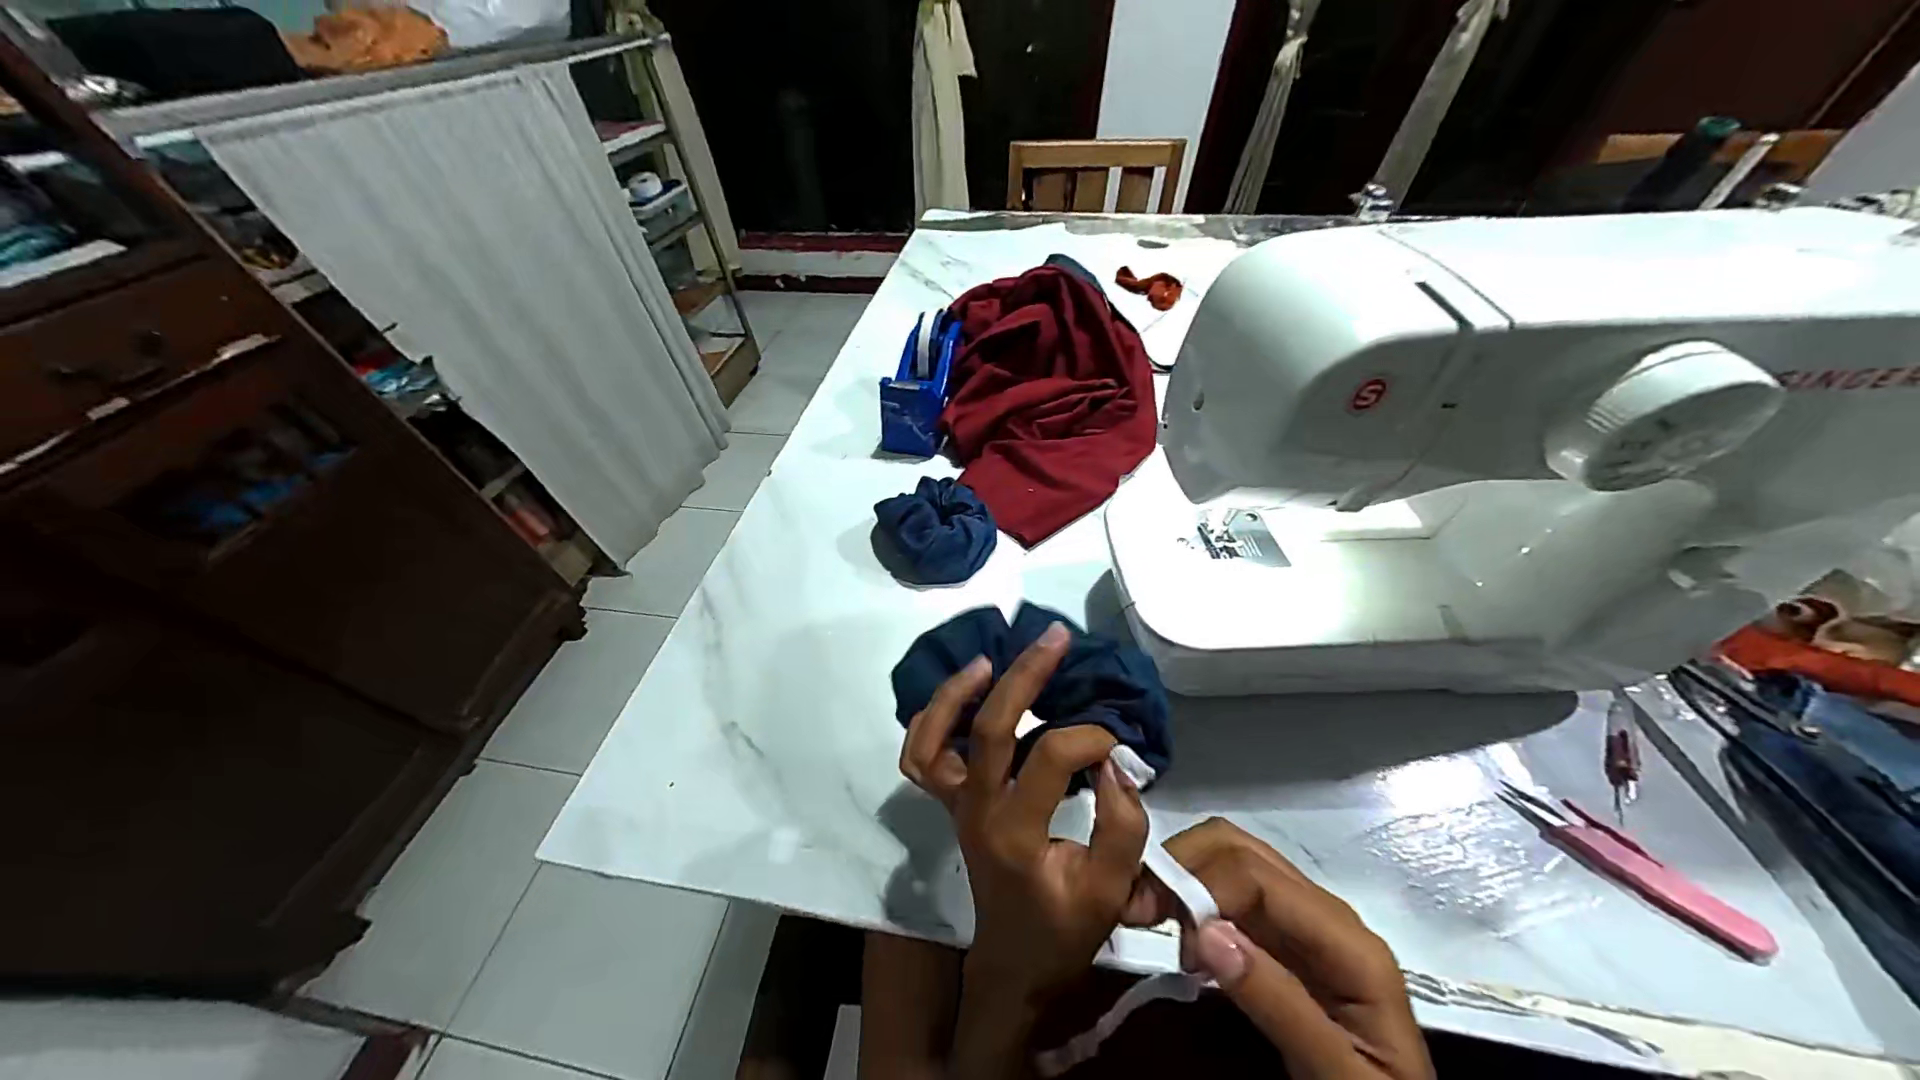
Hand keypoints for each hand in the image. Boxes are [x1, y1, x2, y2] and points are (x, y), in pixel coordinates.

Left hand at [899, 621, 1147, 1075]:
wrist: (1014, 960)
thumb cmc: (1064, 928)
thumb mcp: (1111, 890)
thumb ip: (1122, 825)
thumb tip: (1112, 760)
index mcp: (1016, 833)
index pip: (1051, 757)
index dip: (1091, 736)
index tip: (1117, 741)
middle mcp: (975, 811)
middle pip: (988, 728)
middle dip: (1024, 676)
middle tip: (1054, 638)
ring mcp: (953, 805)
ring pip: (932, 740)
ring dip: (956, 693)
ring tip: (989, 660)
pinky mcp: (949, 802)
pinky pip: (921, 756)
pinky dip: (931, 721)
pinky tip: (961, 695)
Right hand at [1124, 818, 1432, 1079]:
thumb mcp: (1337, 1075)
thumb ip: (1279, 1005)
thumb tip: (1206, 931)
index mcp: (1348, 941)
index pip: (1257, 875)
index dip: (1201, 889)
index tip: (1166, 937)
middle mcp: (1324, 910)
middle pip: (1238, 847)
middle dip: (1182, 865)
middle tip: (1140, 910)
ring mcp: (1301, 916)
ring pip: (1228, 853)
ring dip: (1182, 871)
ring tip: (1152, 914)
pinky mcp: (1281, 930)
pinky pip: (1228, 885)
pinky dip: (1191, 890)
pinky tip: (1177, 926)